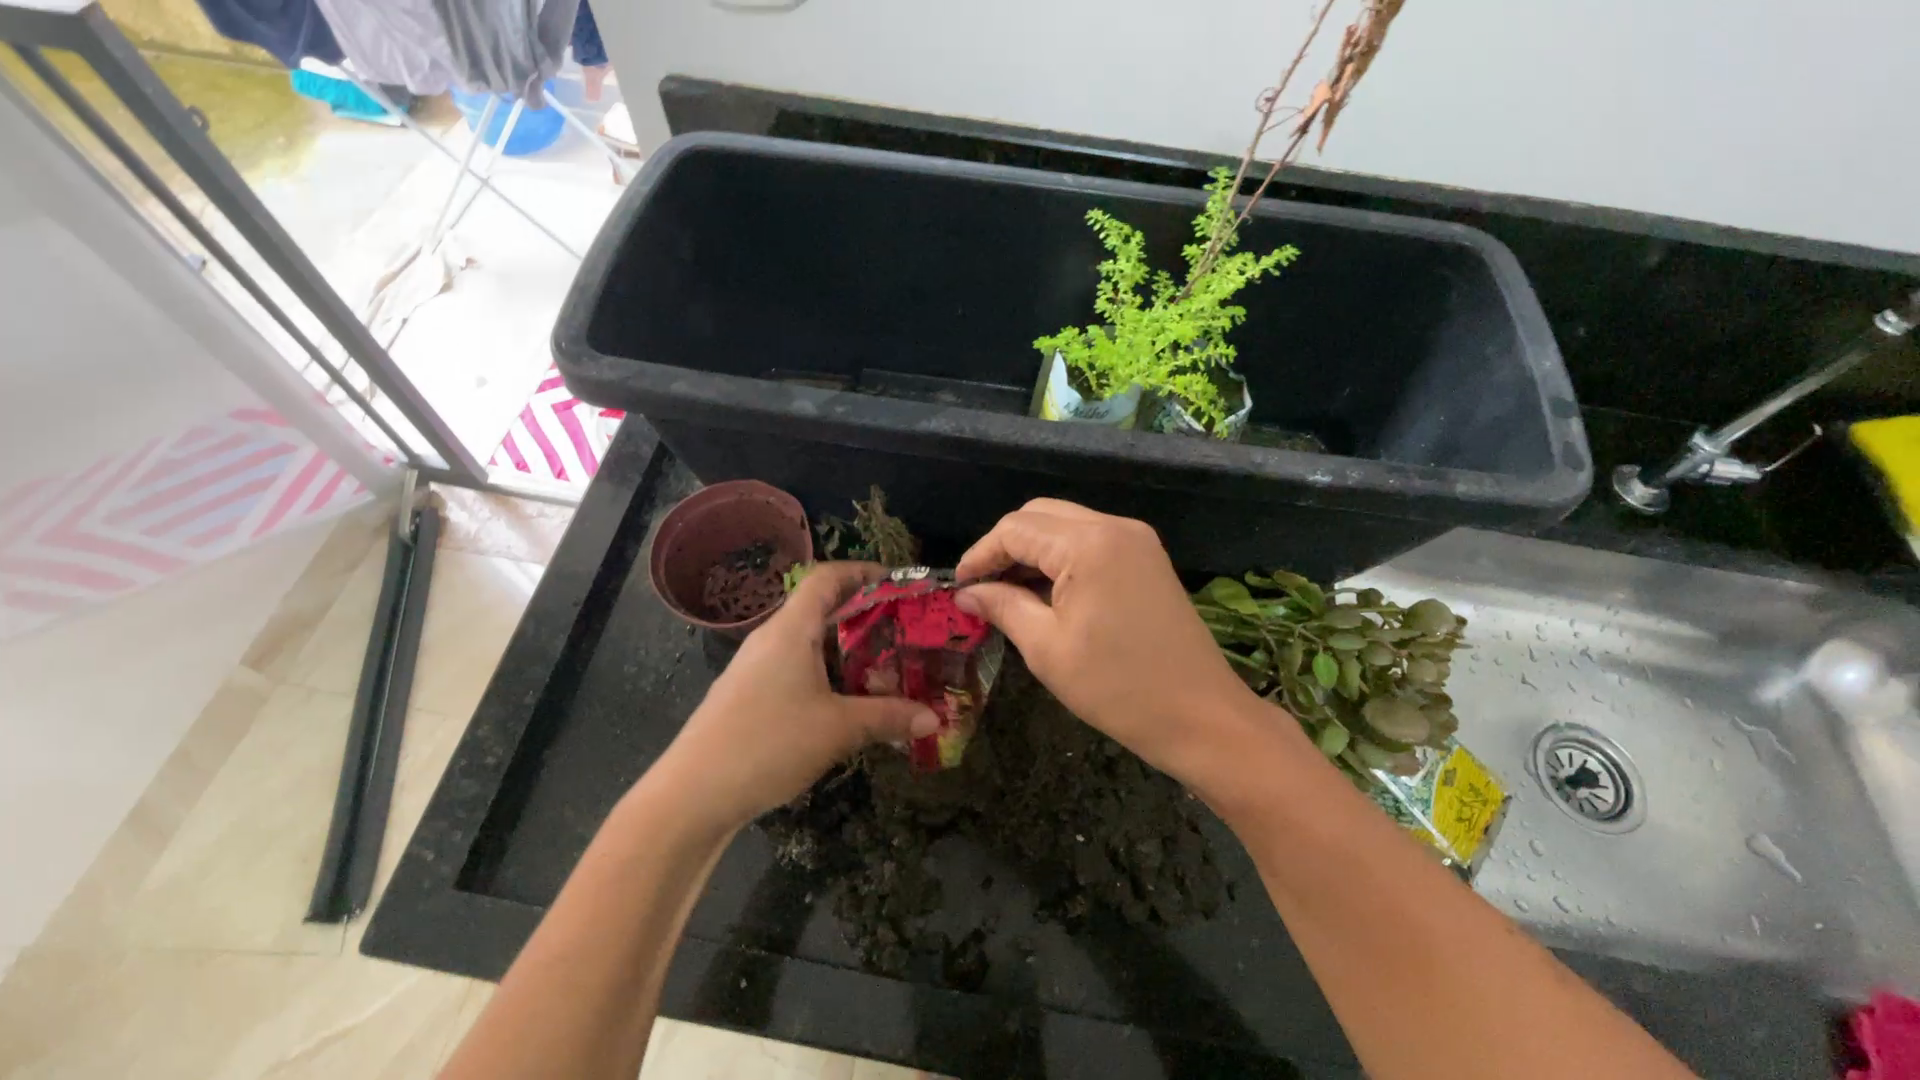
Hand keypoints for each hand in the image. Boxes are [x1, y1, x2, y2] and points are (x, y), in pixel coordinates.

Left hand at [655, 562, 939, 828]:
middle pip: (821, 610)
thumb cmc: (768, 743)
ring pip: (810, 646)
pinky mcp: (748, 698)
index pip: (827, 578)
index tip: (900, 585)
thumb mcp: (838, 729)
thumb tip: (934, 718)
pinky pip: (796, 672)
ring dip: (847, 655)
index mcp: (791, 629)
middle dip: (865, 619)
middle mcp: (771, 640)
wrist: (693, 794)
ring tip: (887, 673)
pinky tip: (848, 708)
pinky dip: (827, 679)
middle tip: (906, 635)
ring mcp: (755, 669)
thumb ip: (888, 718)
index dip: (863, 572)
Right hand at [955, 499, 1276, 786]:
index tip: (957, 587)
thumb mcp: (1047, 649)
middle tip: (981, 589)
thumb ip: (1003, 607)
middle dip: (1005, 547)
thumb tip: (966, 592)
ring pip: (1066, 527)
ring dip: (1033, 552)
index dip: (980, 554)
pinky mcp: (1149, 560)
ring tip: (1008, 595)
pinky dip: (1062, 560)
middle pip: (1041, 516)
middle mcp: (1115, 527)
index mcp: (1088, 544)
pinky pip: (1092, 543)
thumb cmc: (1118, 687)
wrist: (1201, 716)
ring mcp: (1137, 541)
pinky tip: (1047, 594)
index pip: (1015, 529)